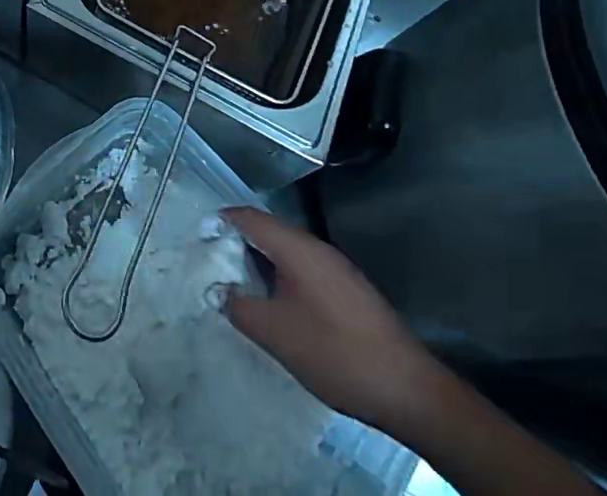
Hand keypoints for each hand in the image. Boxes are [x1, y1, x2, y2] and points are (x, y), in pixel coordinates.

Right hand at [221, 207, 449, 431]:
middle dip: (236, 243)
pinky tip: (270, 304)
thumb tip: (216, 291)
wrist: (409, 391)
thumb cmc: (335, 352)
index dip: (220, 222)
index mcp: (298, 248)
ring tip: (234, 286)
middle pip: (267, 231)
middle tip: (209, 265)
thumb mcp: (274, 332)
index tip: (197, 239)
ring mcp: (336, 269)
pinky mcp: (346, 291)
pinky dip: (279, 278)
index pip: (249, 217)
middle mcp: (317, 249)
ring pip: (285, 253)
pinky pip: (302, 271)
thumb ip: (237, 306)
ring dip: (258, 263)